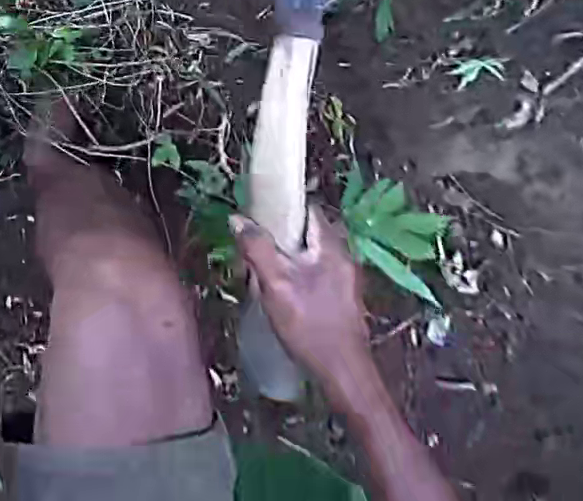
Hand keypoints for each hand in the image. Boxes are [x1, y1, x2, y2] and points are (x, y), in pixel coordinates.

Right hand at [231, 205, 375, 398]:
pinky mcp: (340, 299)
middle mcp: (343, 259)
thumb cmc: (310, 326)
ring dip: (283, 256)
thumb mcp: (275, 283)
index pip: (308, 210)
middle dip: (277, 234)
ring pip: (307, 254)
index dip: (281, 205)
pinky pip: (312, 271)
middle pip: (305, 232)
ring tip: (259, 269)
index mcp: (332, 249)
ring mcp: (344, 281)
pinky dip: (293, 272)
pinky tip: (277, 289)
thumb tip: (238, 219)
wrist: (344, 377)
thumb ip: (257, 247)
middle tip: (252, 245)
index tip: (255, 211)